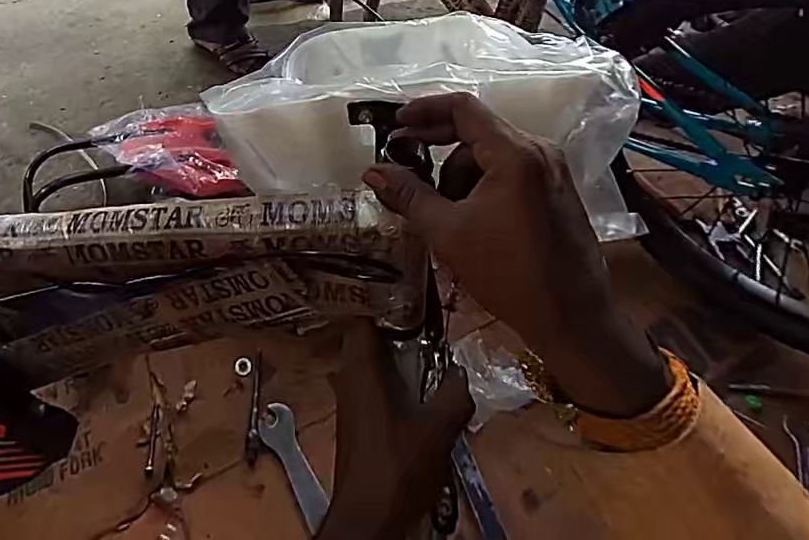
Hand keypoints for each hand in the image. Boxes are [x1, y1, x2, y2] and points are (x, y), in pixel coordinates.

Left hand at [316, 320, 472, 539]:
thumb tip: (461, 371)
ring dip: (389, 357)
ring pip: (366, 364)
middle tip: (418, 318)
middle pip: (363, 339)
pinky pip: (369, 386)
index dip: (377, 301)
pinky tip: (412, 390)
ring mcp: (348, 399)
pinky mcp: (354, 421)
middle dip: (388, 327)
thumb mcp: (435, 431)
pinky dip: (388, 381)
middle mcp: (346, 376)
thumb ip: (452, 397)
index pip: (359, 317)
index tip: (402, 291)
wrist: (368, 517)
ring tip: (421, 348)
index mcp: (358, 367)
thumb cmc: (396, 466)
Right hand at [361, 93, 668, 418]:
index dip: (424, 109)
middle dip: (435, 144)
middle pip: (475, 129)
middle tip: (403, 160)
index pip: (463, 108)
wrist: (577, 324)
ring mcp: (552, 171)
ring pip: (489, 152)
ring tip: (440, 209)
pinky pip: (508, 169)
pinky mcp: (556, 191)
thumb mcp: (447, 232)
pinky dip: (480, 182)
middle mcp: (538, 151)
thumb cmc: (510, 273)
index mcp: (515, 154)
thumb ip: (408, 194)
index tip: (396, 124)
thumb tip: (371, 171)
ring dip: (457, 171)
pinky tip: (466, 214)